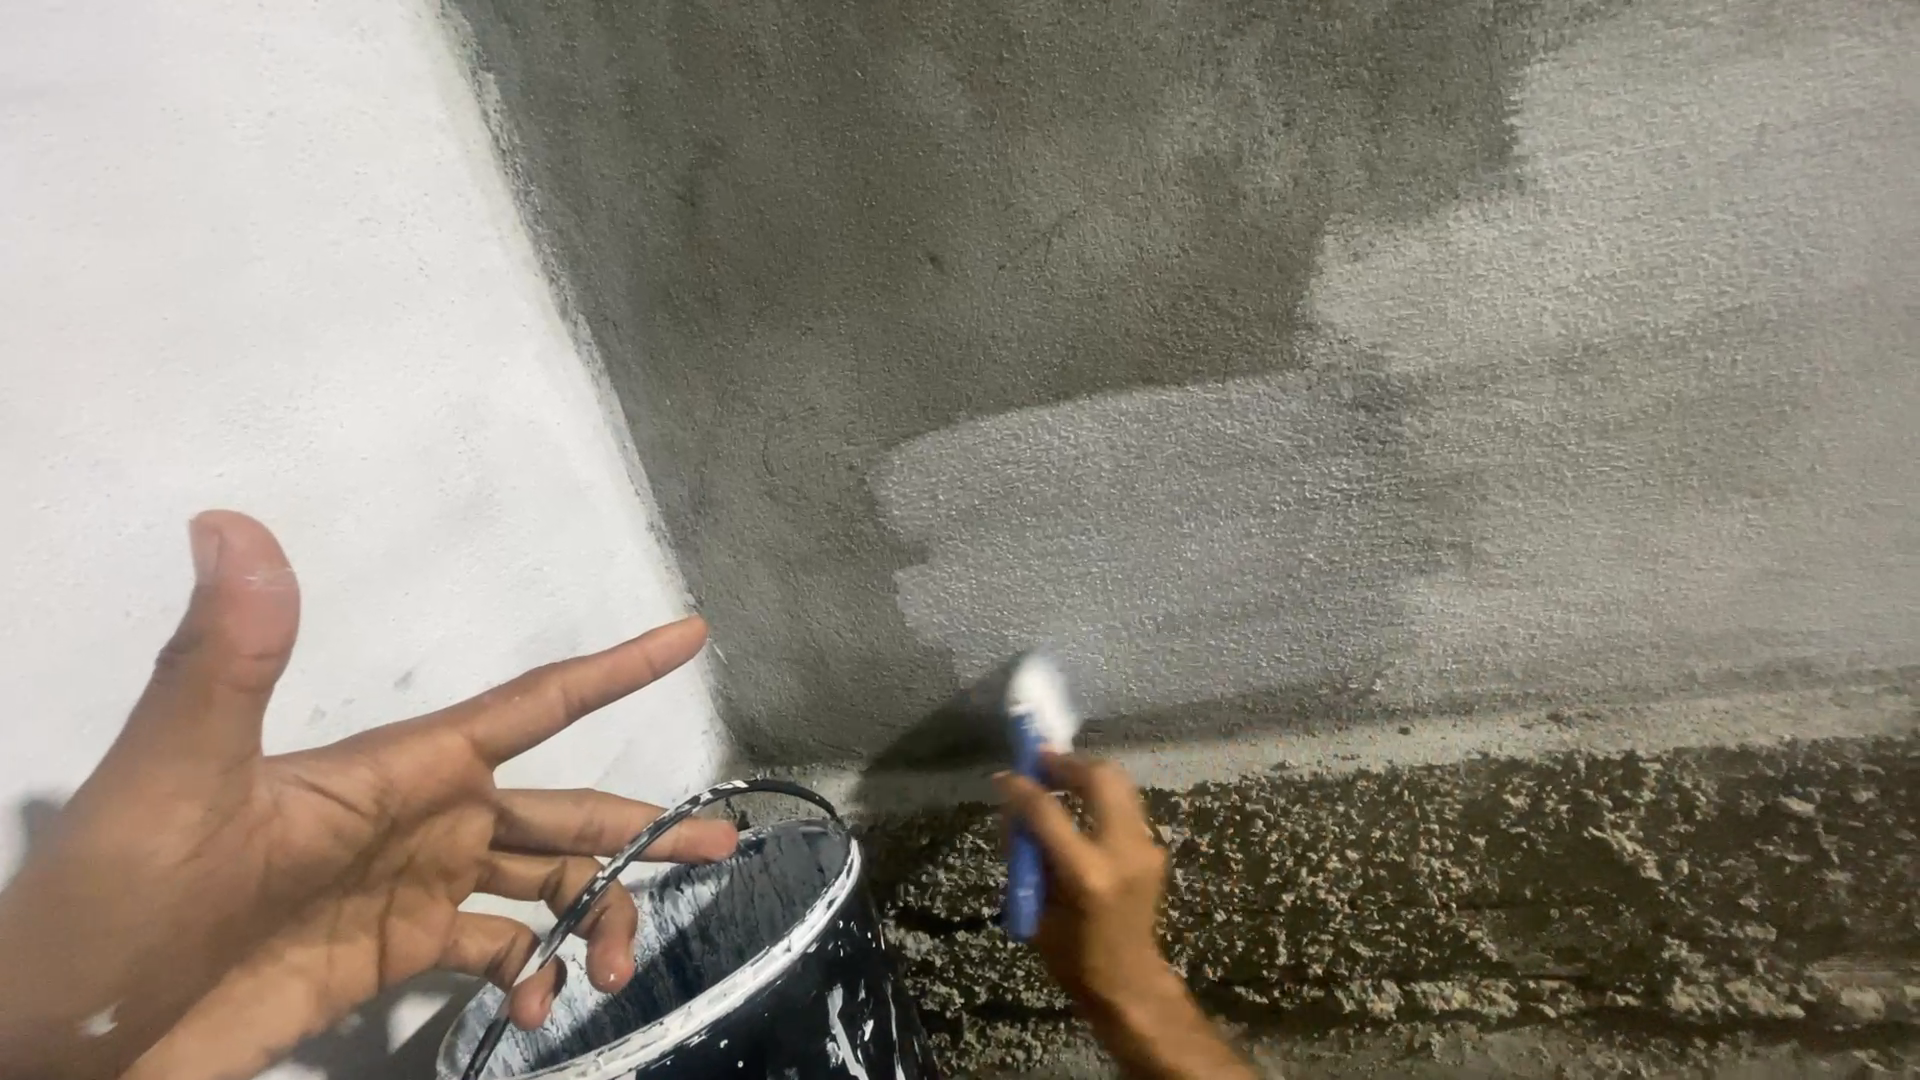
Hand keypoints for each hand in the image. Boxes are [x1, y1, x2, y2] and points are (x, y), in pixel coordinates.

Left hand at [0, 512, 736, 1079]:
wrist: (41, 1058)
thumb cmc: (106, 912)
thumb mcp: (169, 785)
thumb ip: (222, 662)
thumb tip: (228, 521)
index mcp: (412, 770)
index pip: (541, 703)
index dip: (620, 667)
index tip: (691, 635)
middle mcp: (435, 818)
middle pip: (572, 814)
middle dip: (647, 830)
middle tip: (719, 847)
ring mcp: (421, 887)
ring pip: (550, 885)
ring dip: (597, 918)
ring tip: (616, 969)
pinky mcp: (398, 954)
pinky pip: (497, 953)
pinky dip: (530, 975)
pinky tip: (534, 1011)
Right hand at [998, 754, 1257, 1079]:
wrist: (1129, 982)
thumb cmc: (1072, 955)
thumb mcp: (1035, 906)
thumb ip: (1026, 852)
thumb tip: (1012, 806)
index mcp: (1087, 874)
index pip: (1049, 812)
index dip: (1023, 789)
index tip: (1006, 776)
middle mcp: (1122, 851)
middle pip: (1099, 779)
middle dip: (1066, 763)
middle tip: (1039, 762)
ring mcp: (1145, 846)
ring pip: (1118, 782)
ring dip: (1085, 772)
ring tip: (1058, 776)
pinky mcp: (1154, 847)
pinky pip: (1124, 803)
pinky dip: (1099, 793)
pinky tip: (1080, 804)